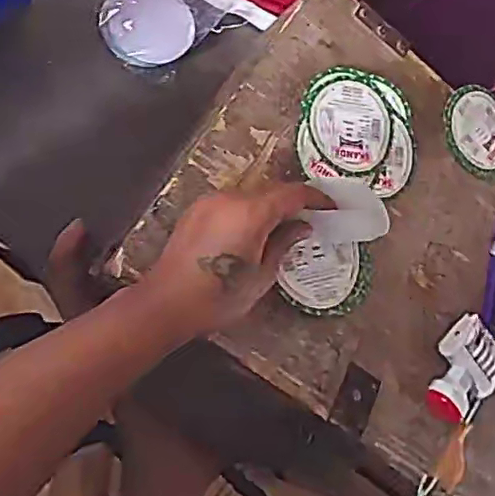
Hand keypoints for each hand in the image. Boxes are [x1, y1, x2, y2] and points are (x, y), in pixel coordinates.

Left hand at [142, 182, 331, 337]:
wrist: (164, 304)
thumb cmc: (217, 297)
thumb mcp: (260, 276)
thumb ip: (284, 244)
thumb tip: (302, 227)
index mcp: (251, 212)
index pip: (292, 193)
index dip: (315, 198)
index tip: (330, 207)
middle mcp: (231, 198)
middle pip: (271, 191)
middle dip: (292, 203)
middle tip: (310, 220)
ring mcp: (210, 202)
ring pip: (250, 196)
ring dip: (269, 207)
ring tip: (281, 229)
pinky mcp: (197, 210)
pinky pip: (232, 203)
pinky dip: (248, 211)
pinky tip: (251, 233)